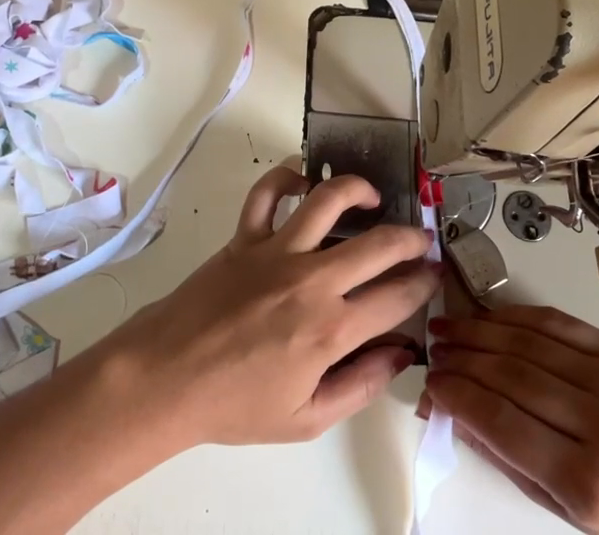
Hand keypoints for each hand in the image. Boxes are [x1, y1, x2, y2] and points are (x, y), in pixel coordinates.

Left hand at [86, 164, 439, 449]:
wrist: (166, 377)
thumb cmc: (235, 405)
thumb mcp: (307, 420)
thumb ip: (361, 386)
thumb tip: (400, 354)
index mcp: (331, 330)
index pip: (398, 296)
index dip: (425, 283)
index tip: (432, 276)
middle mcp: (311, 281)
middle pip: (379, 243)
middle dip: (411, 238)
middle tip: (418, 241)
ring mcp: (275, 252)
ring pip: (328, 199)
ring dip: (359, 190)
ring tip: (372, 197)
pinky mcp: (244, 238)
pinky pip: (267, 193)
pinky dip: (287, 177)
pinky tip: (303, 184)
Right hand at [424, 306, 598, 532]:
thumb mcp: (564, 508)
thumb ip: (503, 456)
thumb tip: (446, 409)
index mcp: (588, 480)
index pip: (501, 422)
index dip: (456, 397)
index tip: (430, 384)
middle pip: (511, 376)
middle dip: (462, 361)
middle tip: (432, 354)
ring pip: (529, 343)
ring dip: (480, 331)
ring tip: (447, 330)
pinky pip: (558, 324)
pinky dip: (515, 318)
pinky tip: (487, 319)